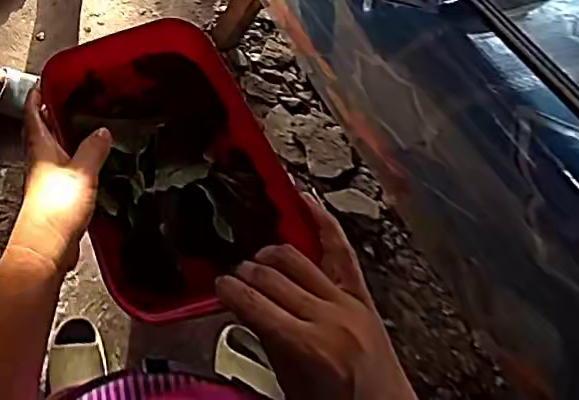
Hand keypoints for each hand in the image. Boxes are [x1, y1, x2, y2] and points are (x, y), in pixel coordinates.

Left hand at [9, 89, 111, 272]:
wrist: (46, 245)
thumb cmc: (56, 205)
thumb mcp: (82, 171)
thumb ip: (93, 148)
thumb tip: (102, 130)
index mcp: (39, 144)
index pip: (33, 112)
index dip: (36, 96)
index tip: (43, 83)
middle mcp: (38, 157)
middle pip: (39, 129)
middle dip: (49, 114)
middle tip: (63, 101)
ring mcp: (44, 176)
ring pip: (50, 148)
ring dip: (60, 136)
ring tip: (78, 127)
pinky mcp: (53, 194)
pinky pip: (61, 168)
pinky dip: (70, 158)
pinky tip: (85, 162)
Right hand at [215, 193, 416, 399]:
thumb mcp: (290, 386)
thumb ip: (264, 337)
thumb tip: (237, 302)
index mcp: (310, 347)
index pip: (252, 300)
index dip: (227, 290)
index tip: (216, 287)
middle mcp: (330, 319)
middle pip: (269, 273)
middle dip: (243, 272)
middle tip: (234, 280)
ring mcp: (348, 303)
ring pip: (292, 255)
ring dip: (267, 255)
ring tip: (256, 263)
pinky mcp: (362, 297)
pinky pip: (339, 250)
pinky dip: (321, 220)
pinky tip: (303, 198)